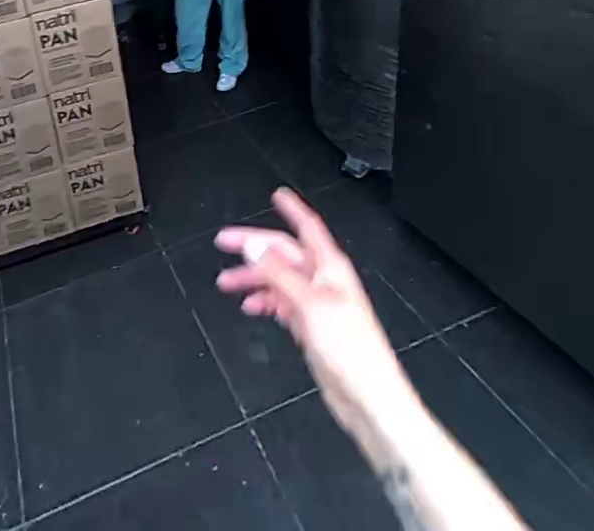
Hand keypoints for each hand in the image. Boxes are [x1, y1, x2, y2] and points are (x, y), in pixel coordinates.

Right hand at [216, 189, 415, 439]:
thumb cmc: (353, 352)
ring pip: (278, 279)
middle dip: (253, 247)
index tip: (277, 195)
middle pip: (283, 253)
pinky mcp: (311, 325)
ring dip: (253, 278)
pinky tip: (251, 306)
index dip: (292, 209)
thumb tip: (254, 246)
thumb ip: (279, 274)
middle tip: (224, 243)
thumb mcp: (309, 304)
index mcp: (330, 267)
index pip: (308, 227)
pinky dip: (265, 301)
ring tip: (226, 282)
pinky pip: (282, 302)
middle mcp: (323, 280)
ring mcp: (317, 303)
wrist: (369, 398)